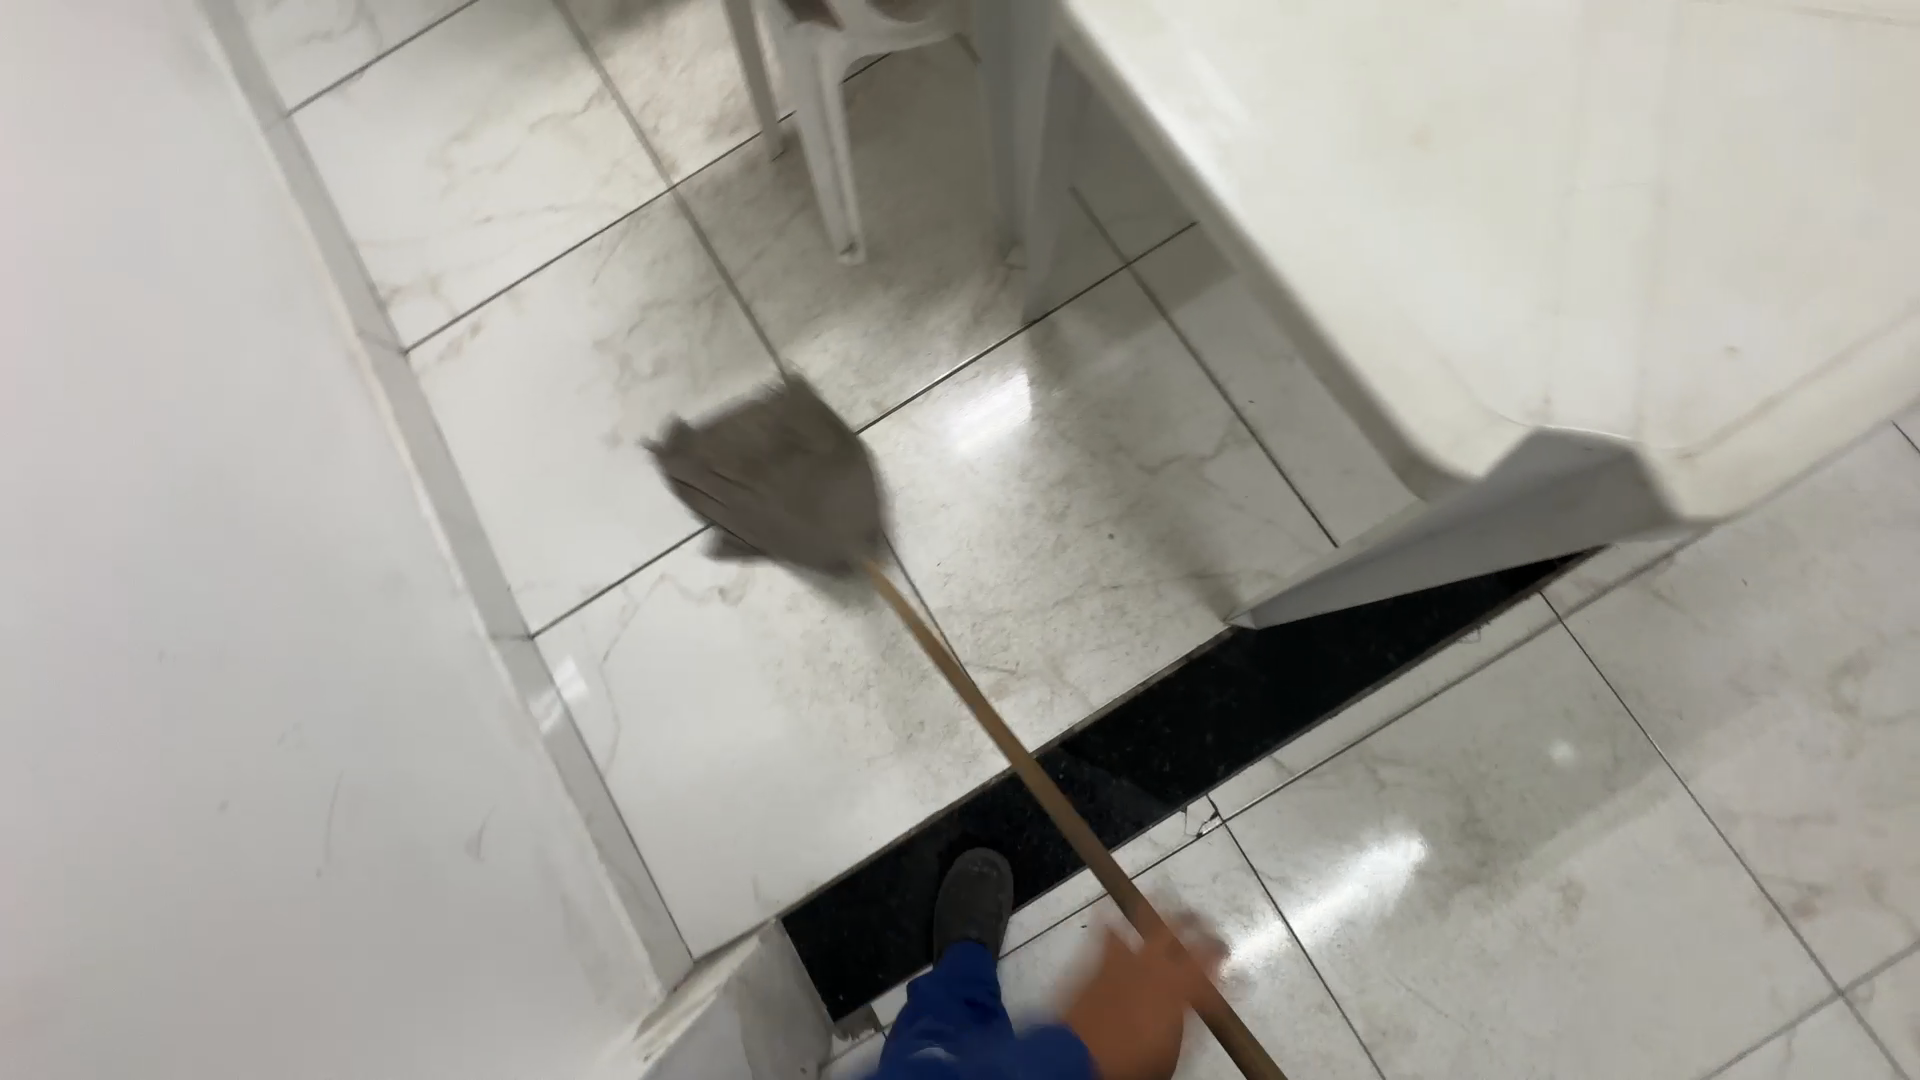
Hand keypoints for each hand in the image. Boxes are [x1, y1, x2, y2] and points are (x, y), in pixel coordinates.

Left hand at [1059, 915, 1226, 1079]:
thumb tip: (1185, 1009)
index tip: (1228, 954)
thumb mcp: (1171, 1052)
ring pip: (1148, 923)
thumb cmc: (1133, 1064)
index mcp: (1180, 992)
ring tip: (1165, 896)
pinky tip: (1110, 911)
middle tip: (1204, 921)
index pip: (1210, 967)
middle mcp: (1157, 967)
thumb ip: (1181, 1022)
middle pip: (1183, 934)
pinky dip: (1112, 923)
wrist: (1083, 1054)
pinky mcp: (1100, 959)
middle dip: (1197, 924)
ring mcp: (1127, 959)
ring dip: (1159, 911)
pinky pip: (1108, 932)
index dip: (1222, 958)